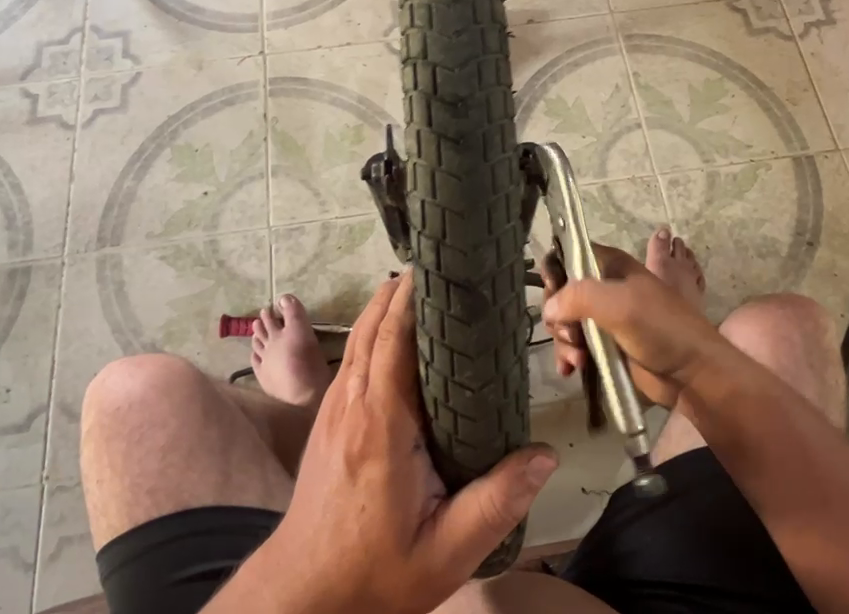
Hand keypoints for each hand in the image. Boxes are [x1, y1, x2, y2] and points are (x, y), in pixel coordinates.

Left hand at [233, 275, 559, 613]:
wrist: (303, 596)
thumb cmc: (374, 574)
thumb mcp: (446, 551)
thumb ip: (497, 501)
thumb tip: (545, 456)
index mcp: (381, 424)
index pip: (393, 338)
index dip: (415, 298)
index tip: (443, 270)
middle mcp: (351, 404)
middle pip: (371, 325)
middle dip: (401, 290)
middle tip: (442, 268)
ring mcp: (332, 410)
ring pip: (356, 338)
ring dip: (384, 307)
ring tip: (422, 287)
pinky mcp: (326, 422)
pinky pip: (350, 359)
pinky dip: (372, 332)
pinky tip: (395, 337)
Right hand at [541, 243, 736, 408]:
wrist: (692, 374)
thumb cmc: (661, 329)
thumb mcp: (620, 303)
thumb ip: (579, 297)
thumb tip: (548, 309)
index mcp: (611, 266)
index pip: (570, 255)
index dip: (555, 271)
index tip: (552, 294)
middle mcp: (605, 287)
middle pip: (561, 292)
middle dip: (557, 315)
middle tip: (570, 334)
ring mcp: (604, 318)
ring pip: (564, 321)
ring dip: (563, 340)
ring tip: (577, 359)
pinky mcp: (605, 345)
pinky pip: (574, 345)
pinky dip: (569, 356)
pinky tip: (570, 369)